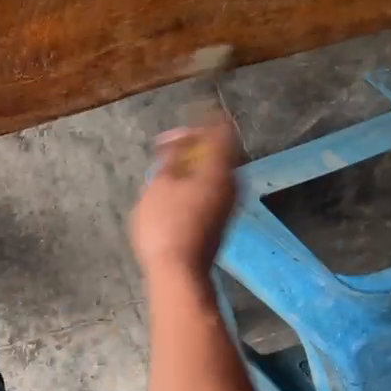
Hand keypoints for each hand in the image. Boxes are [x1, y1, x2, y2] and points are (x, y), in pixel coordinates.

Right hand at [131, 115, 241, 281]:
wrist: (178, 270)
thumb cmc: (164, 225)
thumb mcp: (159, 185)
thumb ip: (170, 158)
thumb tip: (177, 138)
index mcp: (219, 170)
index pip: (221, 132)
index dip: (203, 121)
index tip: (184, 120)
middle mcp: (231, 183)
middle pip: (220, 152)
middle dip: (195, 146)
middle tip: (169, 147)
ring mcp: (228, 203)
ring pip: (215, 172)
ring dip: (193, 166)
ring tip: (167, 170)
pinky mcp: (219, 219)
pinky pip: (210, 188)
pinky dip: (194, 182)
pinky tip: (173, 193)